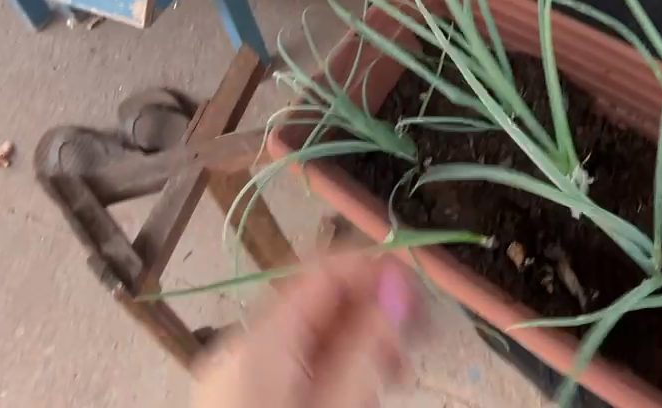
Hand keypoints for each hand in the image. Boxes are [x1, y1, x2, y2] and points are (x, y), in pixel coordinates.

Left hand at [192, 253, 419, 407]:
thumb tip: (398, 285)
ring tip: (396, 381)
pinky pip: (300, 372)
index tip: (424, 290)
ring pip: (314, 340)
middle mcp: (241, 354)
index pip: (324, 272)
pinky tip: (362, 399)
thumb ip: (366, 347)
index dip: (377, 267)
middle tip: (419, 347)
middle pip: (319, 305)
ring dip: (361, 347)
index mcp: (256, 346)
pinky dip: (338, 375)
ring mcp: (237, 386)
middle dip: (373, 314)